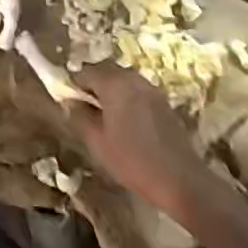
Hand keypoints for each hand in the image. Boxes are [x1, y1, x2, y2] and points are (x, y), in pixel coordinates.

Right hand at [66, 63, 209, 213]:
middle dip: (92, 84)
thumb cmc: (132, 159)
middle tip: (85, 110)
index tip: (70, 103)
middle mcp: (132, 77)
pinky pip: (136, 89)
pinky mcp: (161, 99)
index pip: (86, 72)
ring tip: (104, 117)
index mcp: (114, 83)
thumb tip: (70, 101)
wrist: (178, 176)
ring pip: (122, 79)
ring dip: (110, 90)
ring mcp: (149, 87)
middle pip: (105, 70)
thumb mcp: (97, 141)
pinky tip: (125, 122)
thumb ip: (79, 116)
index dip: (74, 85)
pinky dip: (126, 97)